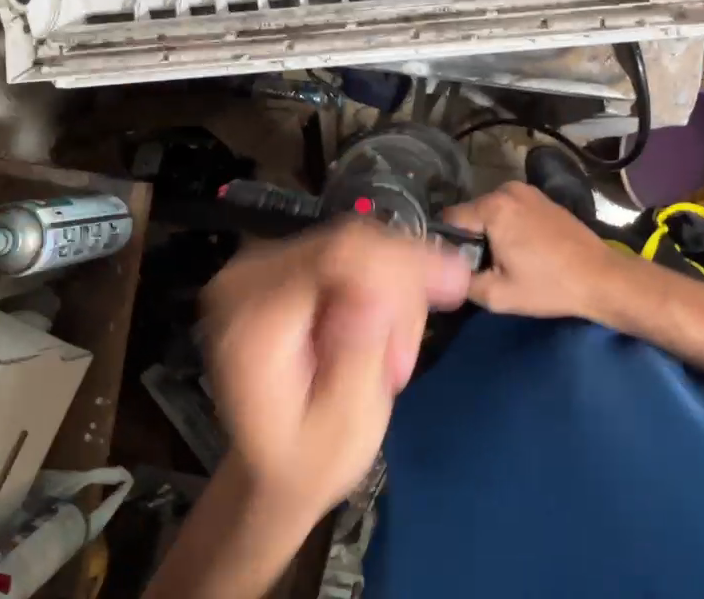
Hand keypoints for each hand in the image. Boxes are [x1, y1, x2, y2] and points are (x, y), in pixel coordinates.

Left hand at [198, 220, 470, 521]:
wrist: (273, 461)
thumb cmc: (308, 461)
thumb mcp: (344, 429)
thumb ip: (359, 355)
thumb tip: (379, 292)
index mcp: (253, 321)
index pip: (336, 256)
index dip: (401, 262)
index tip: (454, 285)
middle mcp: (249, 278)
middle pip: (351, 242)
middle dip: (402, 286)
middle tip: (409, 351)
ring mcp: (264, 266)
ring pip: (359, 242)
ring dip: (396, 290)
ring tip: (393, 354)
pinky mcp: (285, 263)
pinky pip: (352, 249)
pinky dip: (384, 281)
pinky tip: (389, 324)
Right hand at [444, 182, 624, 320]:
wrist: (601, 278)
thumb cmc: (548, 286)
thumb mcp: (497, 295)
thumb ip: (461, 281)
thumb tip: (445, 272)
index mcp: (494, 207)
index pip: (450, 219)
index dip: (448, 244)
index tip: (459, 266)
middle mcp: (508, 189)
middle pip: (471, 214)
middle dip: (473, 239)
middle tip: (486, 268)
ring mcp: (529, 191)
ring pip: (491, 213)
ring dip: (492, 234)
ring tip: (507, 262)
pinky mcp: (544, 198)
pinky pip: (512, 211)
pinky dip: (510, 228)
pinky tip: (524, 252)